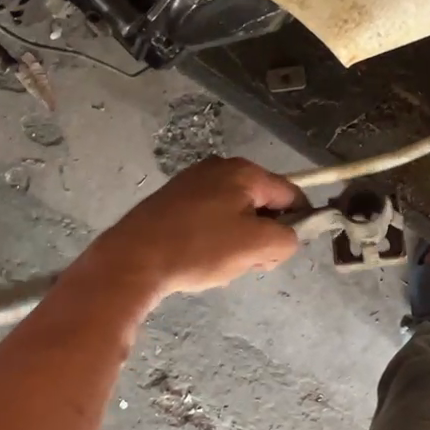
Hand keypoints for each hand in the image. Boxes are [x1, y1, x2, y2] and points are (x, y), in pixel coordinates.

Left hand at [81, 157, 303, 296]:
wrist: (132, 260)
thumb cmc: (199, 249)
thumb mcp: (257, 246)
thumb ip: (287, 238)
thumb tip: (287, 237)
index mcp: (244, 172)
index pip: (291, 194)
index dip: (297, 223)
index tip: (282, 251)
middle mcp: (219, 167)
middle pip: (262, 203)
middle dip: (262, 234)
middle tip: (247, 261)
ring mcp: (192, 181)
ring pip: (236, 213)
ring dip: (238, 240)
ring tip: (219, 262)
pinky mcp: (173, 200)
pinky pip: (210, 217)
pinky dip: (213, 238)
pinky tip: (199, 257)